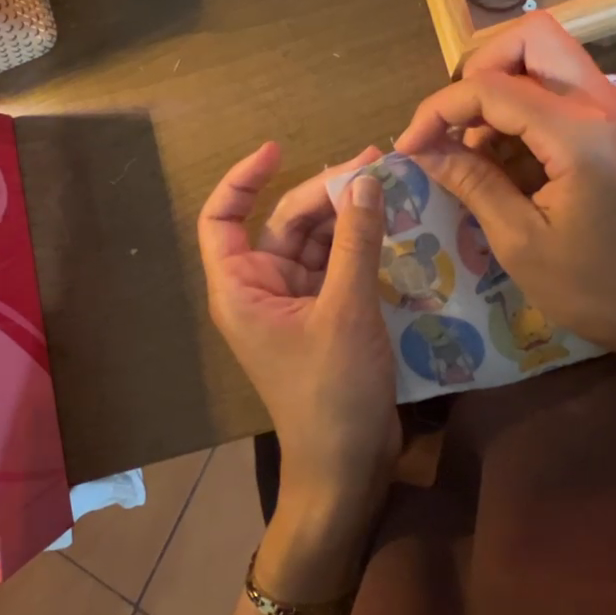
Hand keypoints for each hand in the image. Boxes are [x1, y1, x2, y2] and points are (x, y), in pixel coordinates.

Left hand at [198, 143, 398, 503]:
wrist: (347, 466)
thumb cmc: (332, 392)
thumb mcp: (346, 311)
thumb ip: (356, 243)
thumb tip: (365, 180)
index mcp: (242, 288)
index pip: (221, 218)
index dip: (242, 179)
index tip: (278, 149)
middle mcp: (262, 288)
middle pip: (283, 222)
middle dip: (324, 193)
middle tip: (376, 164)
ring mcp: (294, 302)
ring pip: (316, 242)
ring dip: (348, 215)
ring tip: (392, 186)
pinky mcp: (325, 315)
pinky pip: (337, 266)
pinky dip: (361, 245)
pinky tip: (394, 224)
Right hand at [395, 19, 615, 372]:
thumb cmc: (597, 287)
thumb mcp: (521, 241)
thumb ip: (471, 182)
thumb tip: (421, 149)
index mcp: (578, 133)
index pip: (492, 86)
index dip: (439, 110)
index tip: (410, 148)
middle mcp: (599, 103)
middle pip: (530, 38)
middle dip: (478, 72)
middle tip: (455, 126)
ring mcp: (609, 111)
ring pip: (543, 58)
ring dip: (498, 91)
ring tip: (475, 154)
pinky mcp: (610, 126)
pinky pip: (555, 89)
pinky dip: (519, 110)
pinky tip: (504, 164)